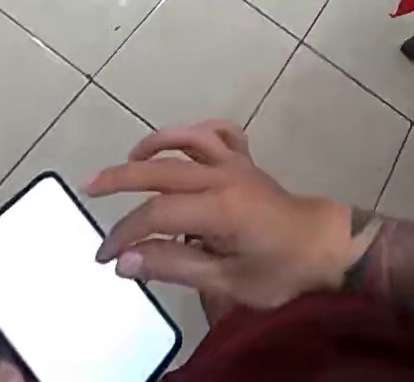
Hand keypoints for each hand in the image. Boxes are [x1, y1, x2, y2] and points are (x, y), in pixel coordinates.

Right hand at [86, 121, 359, 308]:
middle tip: (89, 185)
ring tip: (129, 158)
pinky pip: (216, 130)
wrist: (324, 245)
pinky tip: (180, 142)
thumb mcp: (228, 282)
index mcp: (218, 208)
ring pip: (185, 139)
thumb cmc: (279, 271)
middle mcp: (221, 175)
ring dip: (153, 144)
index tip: (105, 255)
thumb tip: (126, 262)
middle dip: (119, 178)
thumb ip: (174, 267)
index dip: (125, 232)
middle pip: (160, 170)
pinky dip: (195, 130)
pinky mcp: (243, 156)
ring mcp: (233, 160)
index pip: (157, 214)